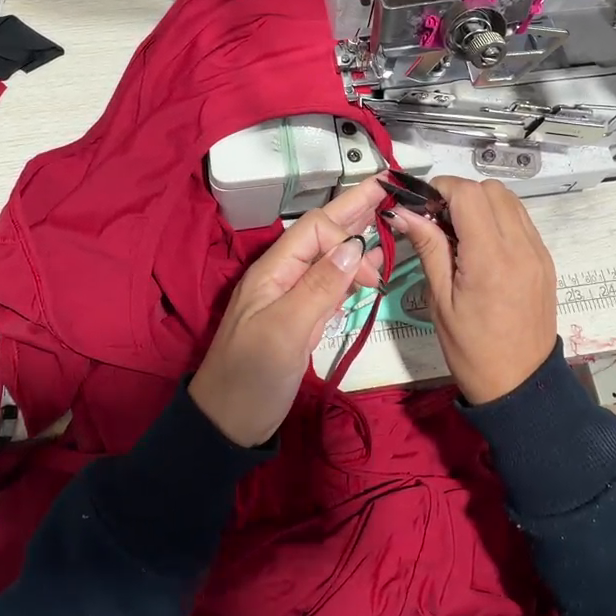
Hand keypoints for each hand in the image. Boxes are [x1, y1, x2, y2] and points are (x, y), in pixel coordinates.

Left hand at [189, 180, 386, 446]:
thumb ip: (319, 287)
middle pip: (322, 235)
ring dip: (354, 242)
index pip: (315, 230)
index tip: (377, 252)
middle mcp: (282, 276)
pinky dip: (349, 274)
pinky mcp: (299, 320)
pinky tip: (366, 270)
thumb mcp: (285, 331)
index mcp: (273, 271)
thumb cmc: (251, 377)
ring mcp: (291, 298)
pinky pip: (328, 285)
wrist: (227, 425)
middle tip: (388, 190)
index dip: (347, 227)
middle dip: (353, 212)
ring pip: (328, 258)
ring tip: (382, 228)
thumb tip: (354, 246)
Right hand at [390, 178, 557, 404]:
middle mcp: (520, 247)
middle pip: (490, 190)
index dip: (441, 189)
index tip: (422, 206)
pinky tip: (481, 246)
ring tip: (460, 233)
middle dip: (460, 194)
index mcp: (490, 259)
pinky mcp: (545, 260)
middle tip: (438, 221)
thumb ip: (427, 247)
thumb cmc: (471, 350)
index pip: (467, 194)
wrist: (521, 386)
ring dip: (481, 204)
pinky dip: (499, 219)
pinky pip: (521, 220)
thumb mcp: (439, 300)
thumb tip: (404, 211)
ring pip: (509, 200)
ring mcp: (538, 252)